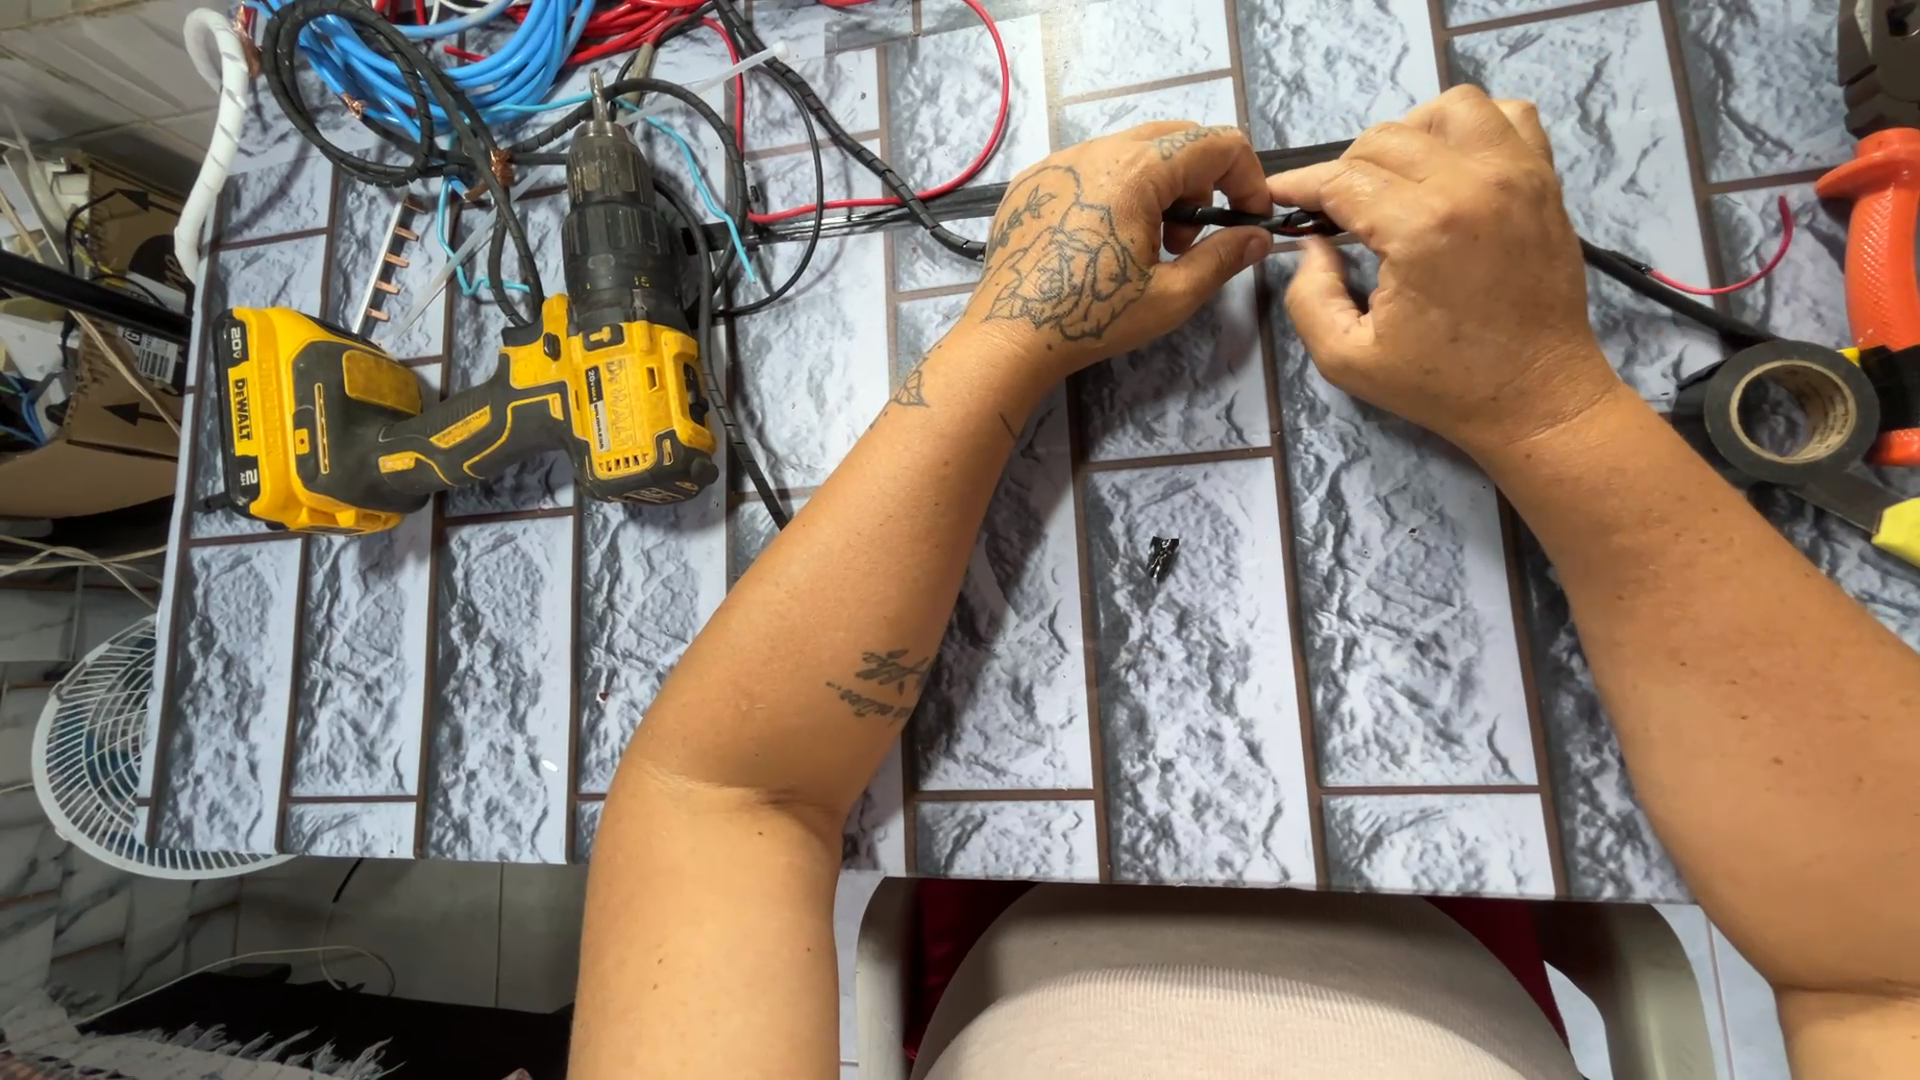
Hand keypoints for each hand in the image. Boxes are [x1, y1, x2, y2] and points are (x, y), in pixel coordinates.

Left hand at [959, 122, 1275, 386]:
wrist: (1009, 336)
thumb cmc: (1090, 319)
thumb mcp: (1170, 296)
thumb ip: (1222, 258)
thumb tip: (1258, 237)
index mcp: (1136, 171)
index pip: (1216, 143)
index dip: (1246, 178)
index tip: (1247, 218)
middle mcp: (1095, 151)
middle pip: (1173, 141)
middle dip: (1198, 185)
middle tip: (1186, 241)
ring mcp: (1057, 163)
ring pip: (1128, 154)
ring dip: (1154, 190)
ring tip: (1143, 247)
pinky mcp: (1031, 184)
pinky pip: (1087, 171)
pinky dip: (1111, 195)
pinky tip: (1098, 245)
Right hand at [1268, 86, 1622, 458]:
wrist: (1531, 393)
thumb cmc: (1436, 383)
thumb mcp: (1343, 357)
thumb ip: (1308, 296)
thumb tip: (1312, 244)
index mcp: (1421, 229)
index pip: (1342, 179)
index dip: (1298, 185)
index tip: (1274, 197)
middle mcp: (1473, 184)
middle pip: (1384, 139)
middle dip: (1340, 169)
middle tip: (1326, 212)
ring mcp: (1518, 173)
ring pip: (1446, 110)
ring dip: (1403, 137)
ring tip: (1385, 182)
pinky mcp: (1543, 179)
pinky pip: (1506, 115)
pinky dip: (1465, 130)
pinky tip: (1443, 169)